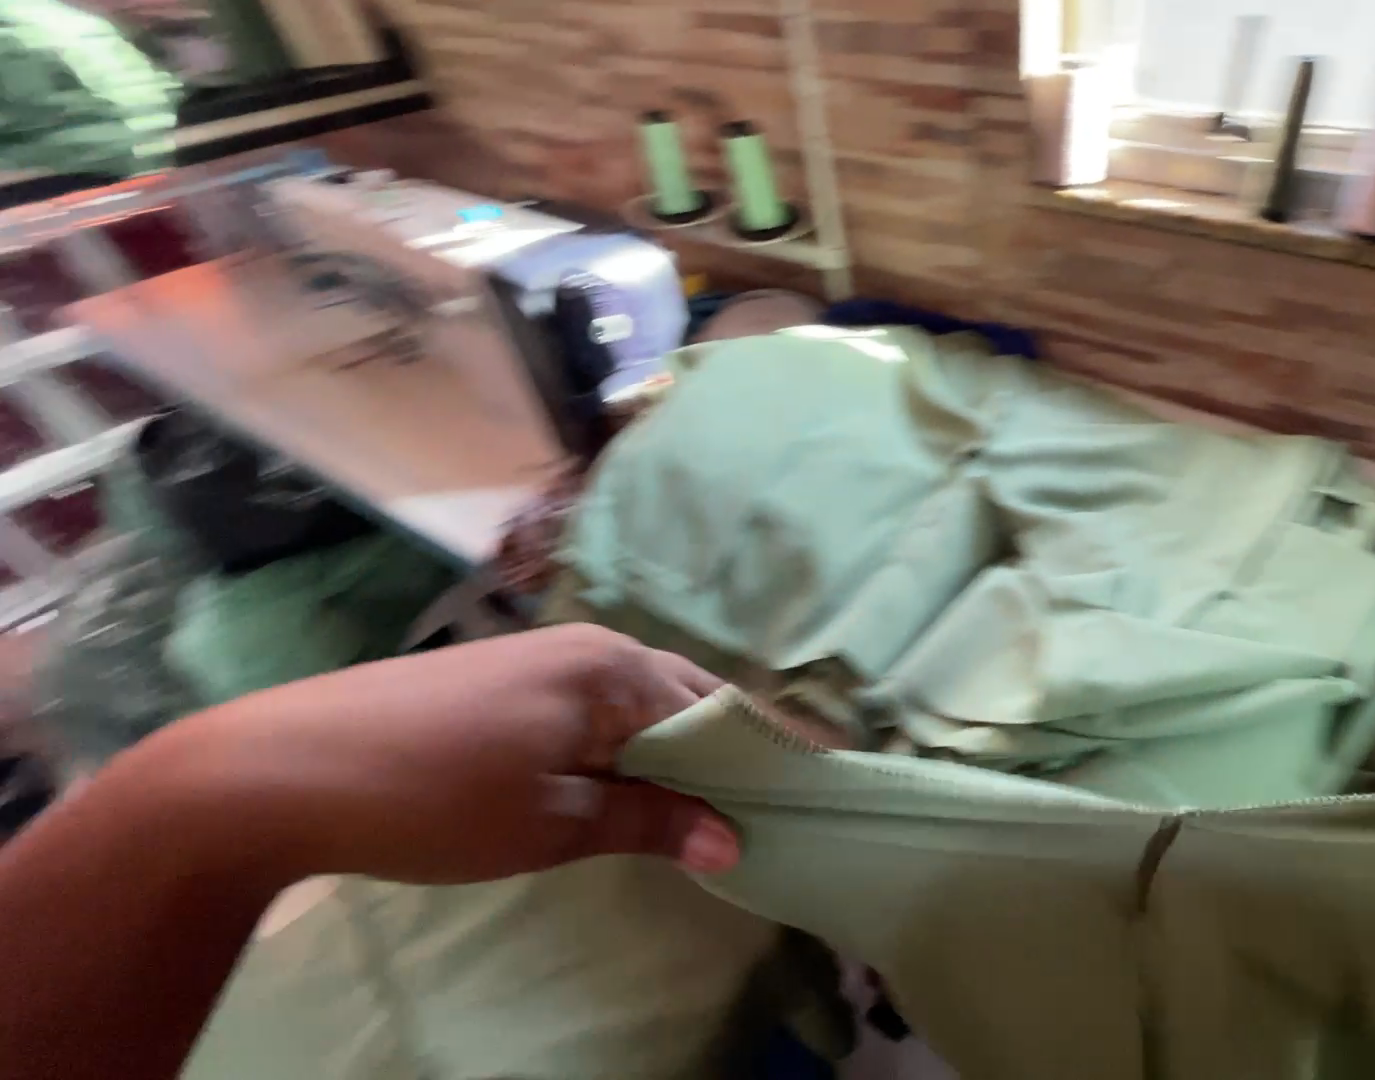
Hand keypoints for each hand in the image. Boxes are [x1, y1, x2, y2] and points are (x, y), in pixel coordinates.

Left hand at [135, 624, 740, 885]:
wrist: (278, 768)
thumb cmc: (435, 797)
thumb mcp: (552, 823)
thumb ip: (651, 822)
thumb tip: (734, 843)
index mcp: (618, 673)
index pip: (717, 714)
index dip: (756, 757)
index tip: (793, 794)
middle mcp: (599, 645)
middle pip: (688, 693)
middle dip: (723, 744)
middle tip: (752, 798)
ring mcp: (555, 650)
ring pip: (645, 693)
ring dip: (677, 739)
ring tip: (697, 792)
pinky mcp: (520, 667)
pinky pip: (605, 695)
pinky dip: (633, 731)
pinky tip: (627, 767)